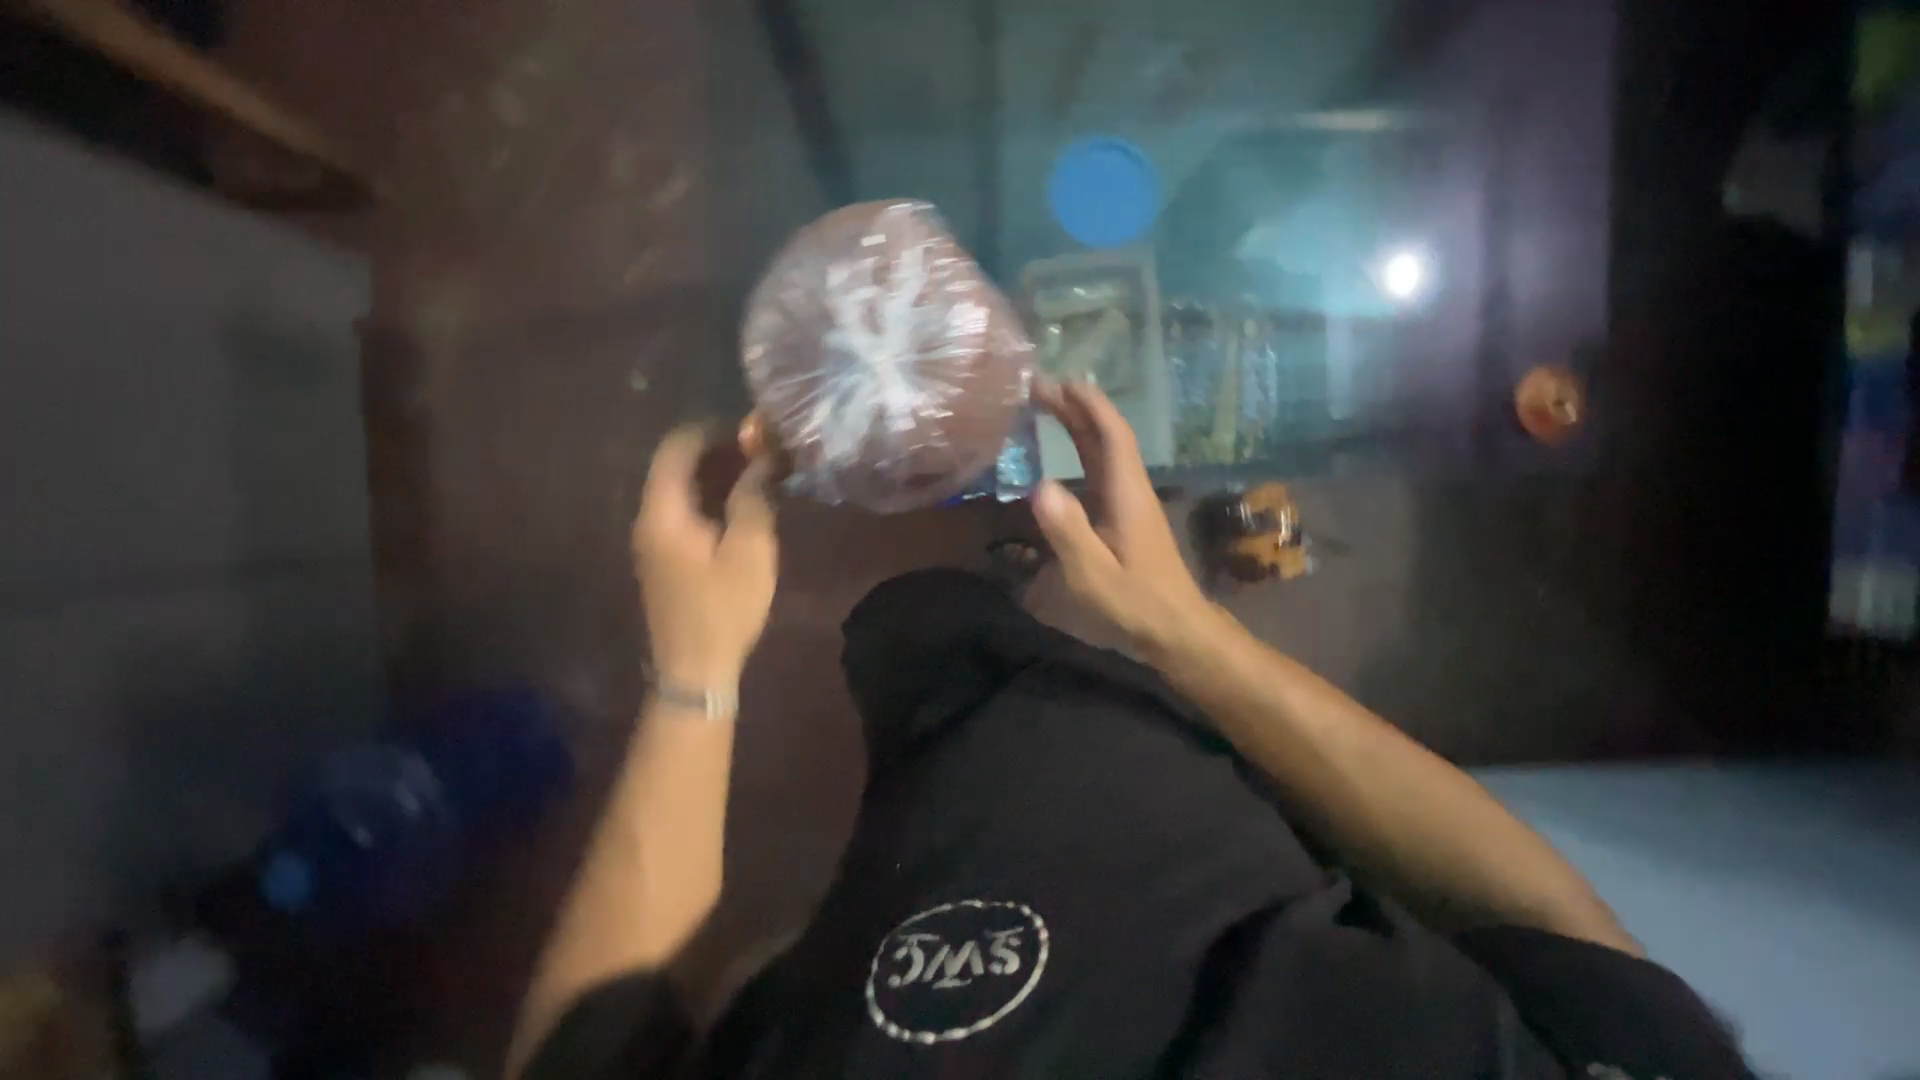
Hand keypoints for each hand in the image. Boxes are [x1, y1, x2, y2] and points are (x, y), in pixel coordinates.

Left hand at [632, 425, 778, 689]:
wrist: (694, 669)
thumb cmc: (723, 608)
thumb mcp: (749, 549)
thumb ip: (753, 498)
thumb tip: (760, 460)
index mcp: (663, 511)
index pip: (676, 448)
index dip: (711, 431)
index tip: (750, 430)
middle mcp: (649, 519)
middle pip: (677, 467)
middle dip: (718, 452)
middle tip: (762, 450)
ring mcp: (655, 541)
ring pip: (683, 491)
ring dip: (717, 477)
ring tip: (761, 474)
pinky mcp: (666, 559)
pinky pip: (686, 513)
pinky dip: (712, 501)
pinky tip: (745, 506)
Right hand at [1031, 378, 1216, 651]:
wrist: (1175, 629)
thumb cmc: (1136, 603)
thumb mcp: (1094, 574)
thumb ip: (1069, 531)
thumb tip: (1040, 486)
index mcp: (1127, 495)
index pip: (1112, 436)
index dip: (1090, 405)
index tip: (1062, 381)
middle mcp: (1132, 491)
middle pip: (1107, 437)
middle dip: (1077, 408)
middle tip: (1040, 388)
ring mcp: (1131, 504)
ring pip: (1105, 453)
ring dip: (1079, 427)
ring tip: (1048, 409)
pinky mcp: (1126, 519)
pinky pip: (1102, 472)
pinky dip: (1082, 452)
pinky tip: (1064, 457)